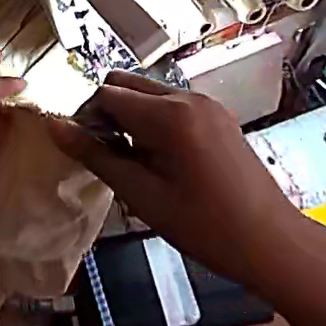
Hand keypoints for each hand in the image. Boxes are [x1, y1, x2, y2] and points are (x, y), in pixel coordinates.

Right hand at [46, 72, 309, 287]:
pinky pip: (173, 104)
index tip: (86, 150)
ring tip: (136, 162)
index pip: (107, 93)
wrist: (271, 242)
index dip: (87, 117)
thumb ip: (96, 156)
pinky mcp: (218, 115)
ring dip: (131, 116)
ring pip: (150, 93)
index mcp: (168, 113)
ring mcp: (206, 103)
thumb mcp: (141, 195)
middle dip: (107, 111)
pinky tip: (162, 159)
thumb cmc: (203, 226)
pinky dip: (155, 120)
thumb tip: (54, 126)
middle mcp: (187, 96)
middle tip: (107, 154)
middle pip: (128, 84)